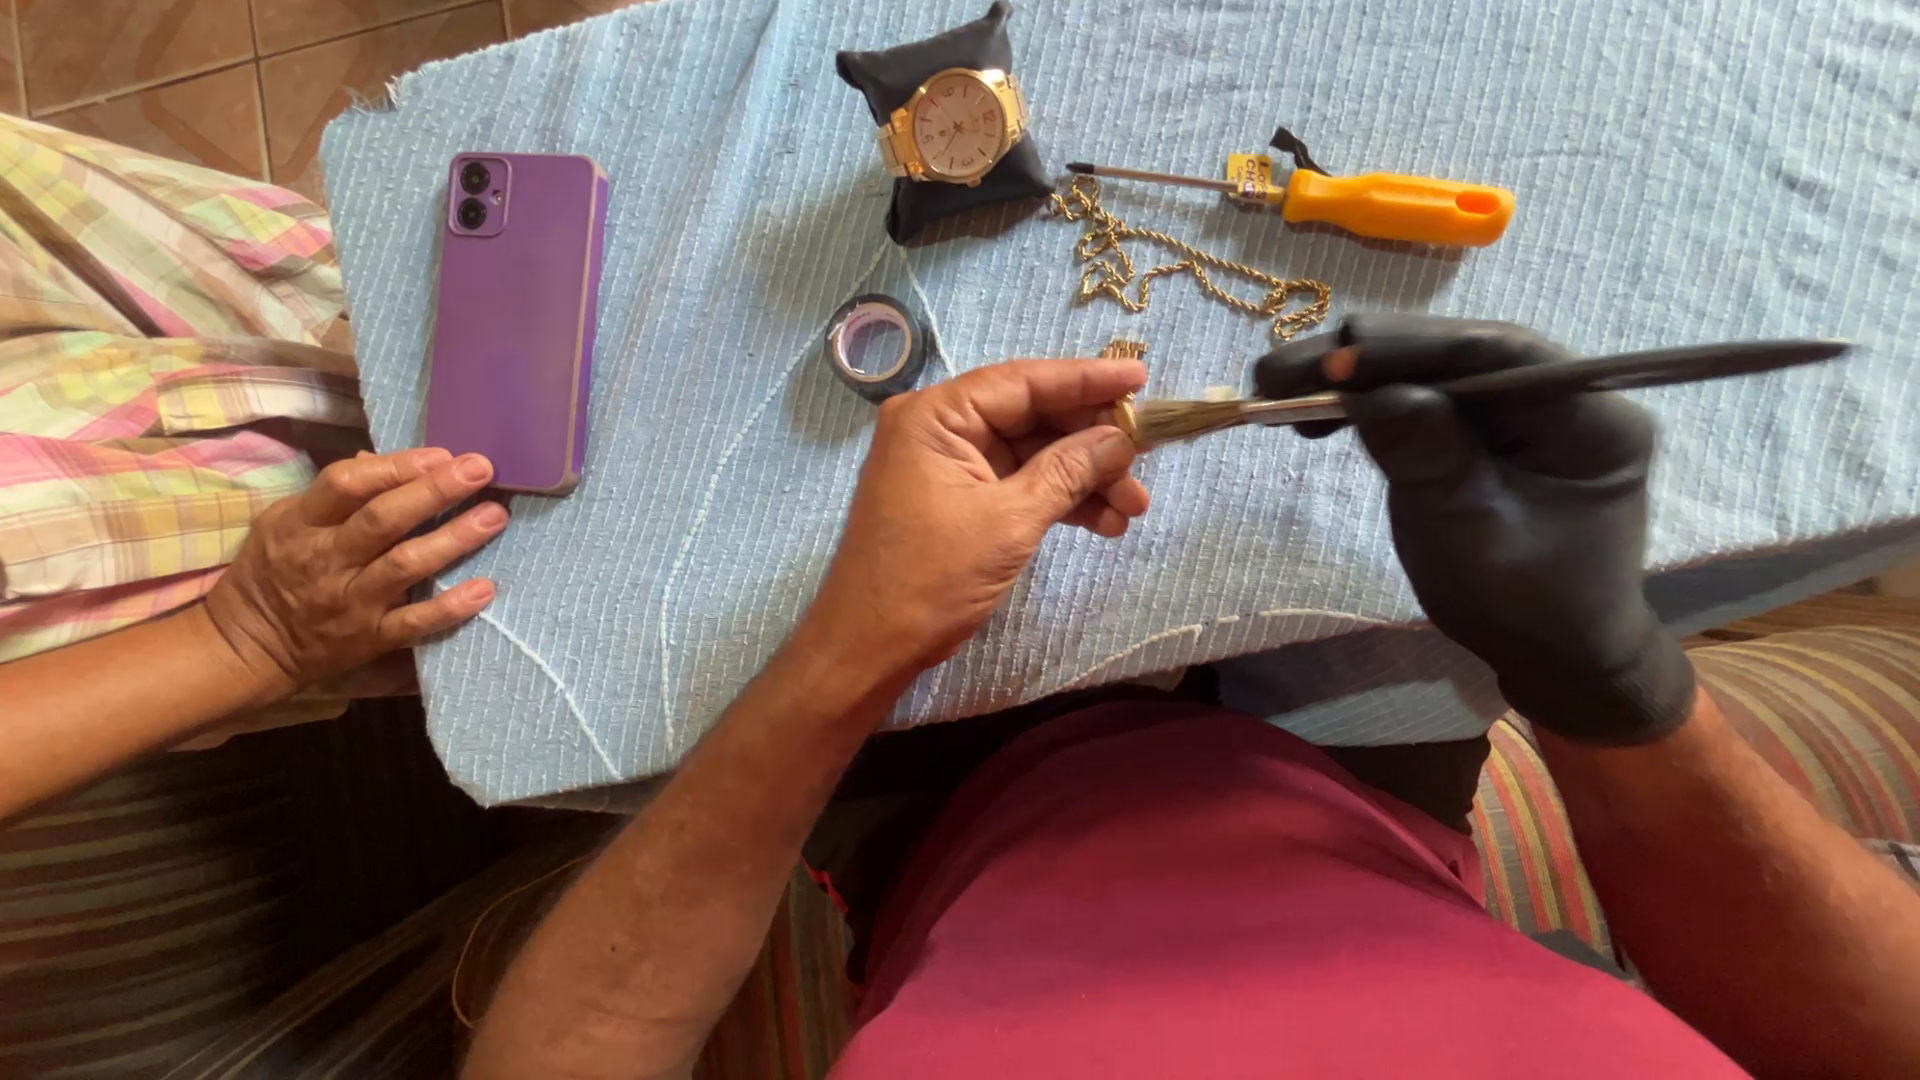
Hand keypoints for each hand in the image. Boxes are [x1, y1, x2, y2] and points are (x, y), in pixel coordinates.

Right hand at [203, 448, 508, 703]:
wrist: (247, 647)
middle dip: (434, 491)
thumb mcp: (287, 523)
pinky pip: (415, 622)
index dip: (395, 467)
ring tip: (495, 516)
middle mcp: (327, 559)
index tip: (442, 454)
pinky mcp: (371, 637)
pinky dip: (450, 607)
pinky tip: (485, 589)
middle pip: (382, 520)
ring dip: (454, 539)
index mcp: (302, 524)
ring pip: (405, 565)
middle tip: (480, 470)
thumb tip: (378, 457)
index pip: (345, 485)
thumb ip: (337, 494)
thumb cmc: (276, 571)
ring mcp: (351, 600)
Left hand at [803, 357, 1149, 677]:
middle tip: (1146, 460)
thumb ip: (1068, 471)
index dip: (1087, 380)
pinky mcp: (959, 500)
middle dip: (1092, 443)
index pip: (1023, 381)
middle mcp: (941, 428)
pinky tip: (1105, 524)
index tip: (1142, 379)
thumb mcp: (1008, 521)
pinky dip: (1059, 502)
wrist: (871, 646)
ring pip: (1032, 455)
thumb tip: (1121, 438)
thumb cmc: (931, 578)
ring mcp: (950, 465)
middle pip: (1032, 417)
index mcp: (937, 415)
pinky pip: (1019, 485)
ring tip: (1134, 508)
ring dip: (1084, 479)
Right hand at [1256, 314, 1693, 743]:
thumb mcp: (1470, 536)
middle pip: (1449, 349)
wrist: (1546, 647)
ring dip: (1346, 376)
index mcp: (1587, 418)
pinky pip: (1411, 396)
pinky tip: (1314, 416)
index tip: (1330, 368)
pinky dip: (1357, 402)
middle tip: (1274, 375)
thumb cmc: (1520, 604)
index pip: (1493, 354)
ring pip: (1421, 367)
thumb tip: (1367, 395)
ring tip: (1275, 392)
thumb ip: (1428, 459)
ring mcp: (1511, 406)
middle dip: (1360, 357)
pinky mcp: (1472, 425)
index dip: (1405, 351)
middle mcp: (1555, 393)